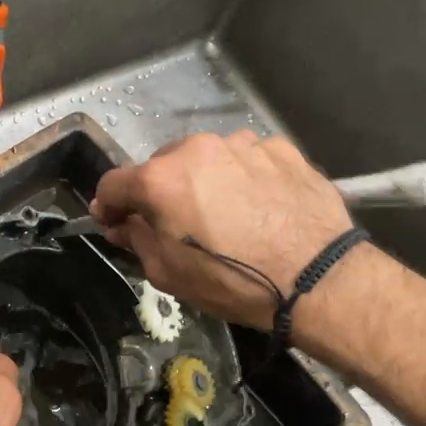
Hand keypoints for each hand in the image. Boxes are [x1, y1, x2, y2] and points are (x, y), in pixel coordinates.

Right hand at [90, 131, 353, 333]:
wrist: (316, 278)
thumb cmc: (232, 281)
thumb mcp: (168, 273)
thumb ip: (136, 240)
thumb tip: (123, 225)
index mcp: (160, 179)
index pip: (113, 183)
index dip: (108, 206)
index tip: (114, 223)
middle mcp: (196, 149)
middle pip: (162, 166)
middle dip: (160, 192)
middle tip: (175, 224)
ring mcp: (242, 144)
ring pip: (207, 160)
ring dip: (204, 182)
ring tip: (225, 215)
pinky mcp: (280, 149)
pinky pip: (248, 160)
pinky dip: (244, 178)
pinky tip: (258, 208)